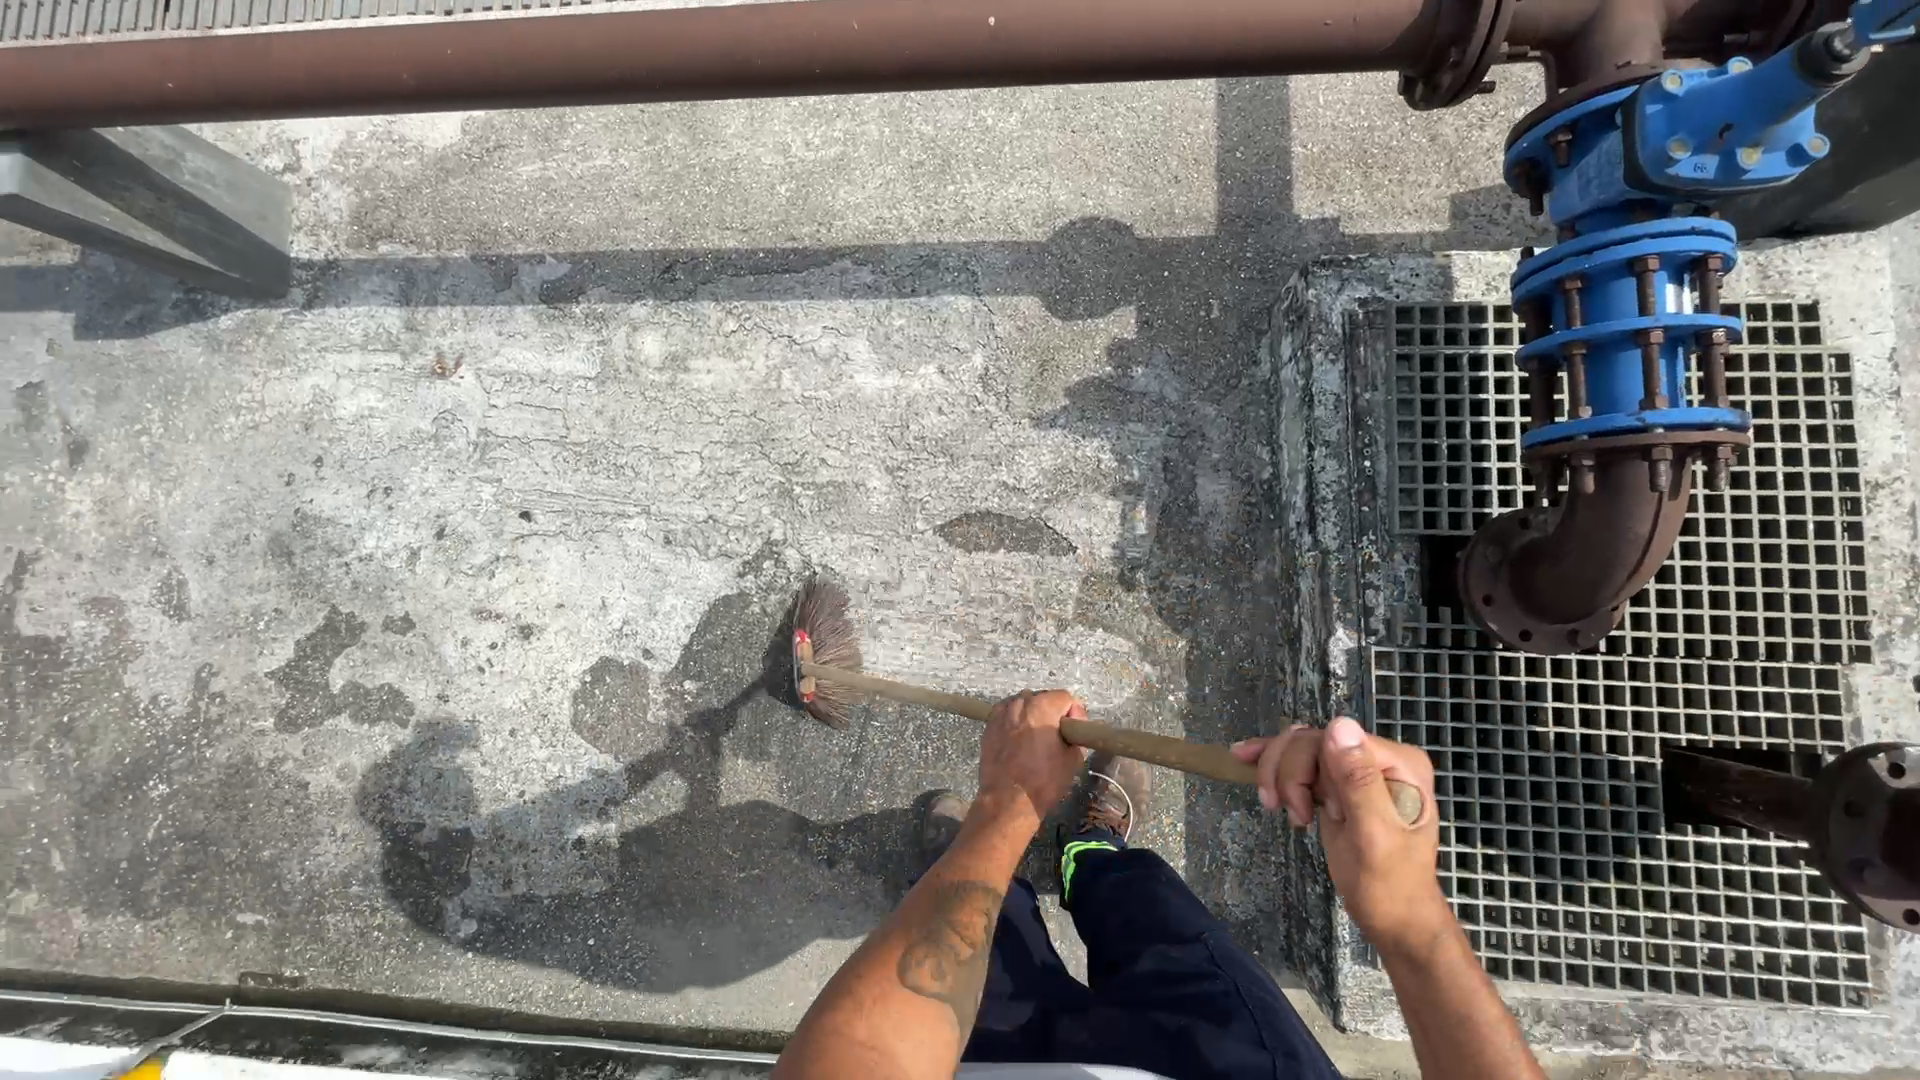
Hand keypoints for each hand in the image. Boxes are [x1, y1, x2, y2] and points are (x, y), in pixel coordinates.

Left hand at [977, 690, 1088, 824]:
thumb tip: (1072, 726)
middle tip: (1056, 737)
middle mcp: (1019, 703)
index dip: (1074, 714)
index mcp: (1041, 707)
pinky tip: (1018, 742)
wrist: (1007, 801)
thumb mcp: (1072, 758)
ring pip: (1024, 705)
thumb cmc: (1043, 781)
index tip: (1072, 732)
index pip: (1065, 698)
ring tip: (1035, 740)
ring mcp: (1001, 713)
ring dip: (1032, 716)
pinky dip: (1015, 723)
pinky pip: (1008, 715)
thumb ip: (1076, 734)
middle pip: (1043, 698)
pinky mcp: (988, 725)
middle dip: (1052, 713)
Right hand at [1231, 717, 1450, 955]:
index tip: (1310, 811)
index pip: (1331, 738)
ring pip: (1296, 748)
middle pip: (1309, 740)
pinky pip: (1296, 762)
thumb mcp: (1375, 835)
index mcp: (1397, 762)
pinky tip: (1244, 761)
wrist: (1392, 918)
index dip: (1306, 770)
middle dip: (1287, 775)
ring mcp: (1353, 769)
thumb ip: (1358, 781)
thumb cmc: (1390, 884)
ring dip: (1276, 775)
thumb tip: (1337, 725)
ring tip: (1278, 809)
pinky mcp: (1334, 784)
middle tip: (1291, 814)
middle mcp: (1376, 757)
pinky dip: (1270, 766)